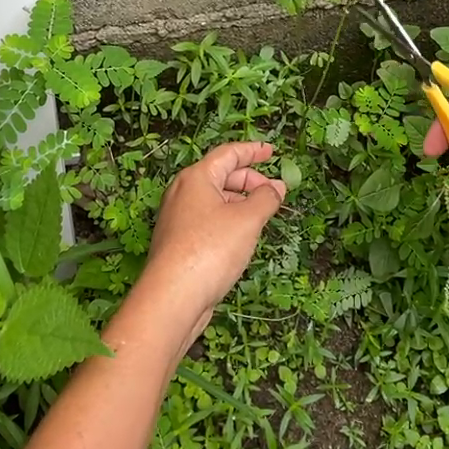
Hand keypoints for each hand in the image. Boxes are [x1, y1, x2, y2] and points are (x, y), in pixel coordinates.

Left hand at [143, 141, 287, 341]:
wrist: (172, 298)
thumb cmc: (210, 249)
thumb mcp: (247, 219)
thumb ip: (266, 198)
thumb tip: (276, 187)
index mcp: (196, 178)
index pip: (228, 154)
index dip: (252, 151)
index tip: (271, 151)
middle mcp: (183, 193)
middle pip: (221, 176)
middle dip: (250, 181)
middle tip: (274, 192)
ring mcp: (178, 218)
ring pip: (215, 200)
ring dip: (240, 202)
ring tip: (262, 215)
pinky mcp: (178, 242)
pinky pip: (208, 220)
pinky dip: (228, 220)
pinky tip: (241, 237)